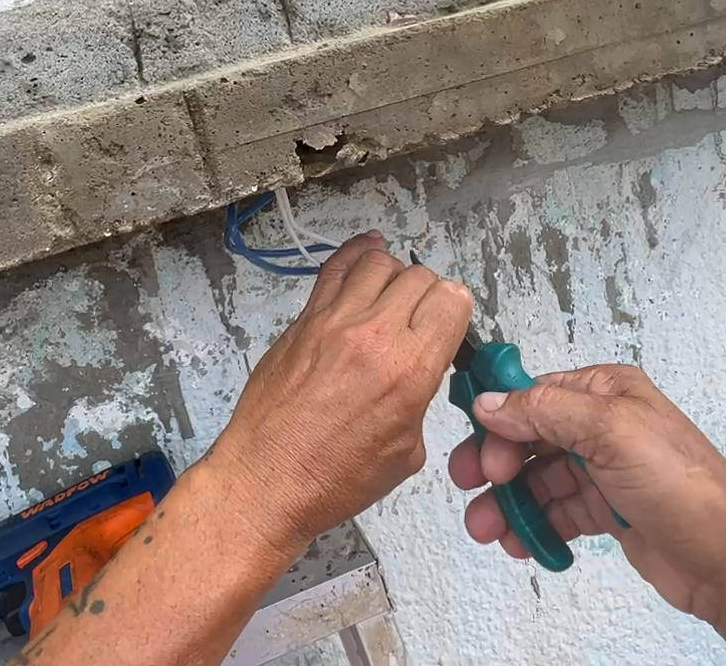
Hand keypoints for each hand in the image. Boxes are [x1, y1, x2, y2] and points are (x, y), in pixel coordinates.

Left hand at [207, 232, 472, 557]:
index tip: (449, 323)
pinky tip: (370, 247)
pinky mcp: (306, 318)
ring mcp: (335, 320)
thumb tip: (421, 365)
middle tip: (422, 315)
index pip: (451, 300)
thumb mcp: (407, 450)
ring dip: (396, 273)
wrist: (268, 477)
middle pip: (419, 277)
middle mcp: (374, 334)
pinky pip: (335, 268)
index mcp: (408, 371)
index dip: (456, 309)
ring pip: (378, 263)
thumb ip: (421, 395)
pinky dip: (357, 251)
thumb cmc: (335, 477)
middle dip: (430, 292)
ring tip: (395, 292)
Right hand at [451, 365, 725, 664]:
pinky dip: (536, 525)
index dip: (499, 420)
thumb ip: (542, 410)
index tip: (474, 452)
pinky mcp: (610, 509)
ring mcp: (605, 468)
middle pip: (531, 437)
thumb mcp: (608, 431)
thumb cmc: (678, 485)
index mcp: (604, 390)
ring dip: (510, 502)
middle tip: (469, 491)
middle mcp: (602, 423)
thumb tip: (486, 402)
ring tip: (488, 532)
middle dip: (497, 465)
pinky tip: (521, 544)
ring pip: (540, 478)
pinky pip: (558, 510)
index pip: (534, 394)